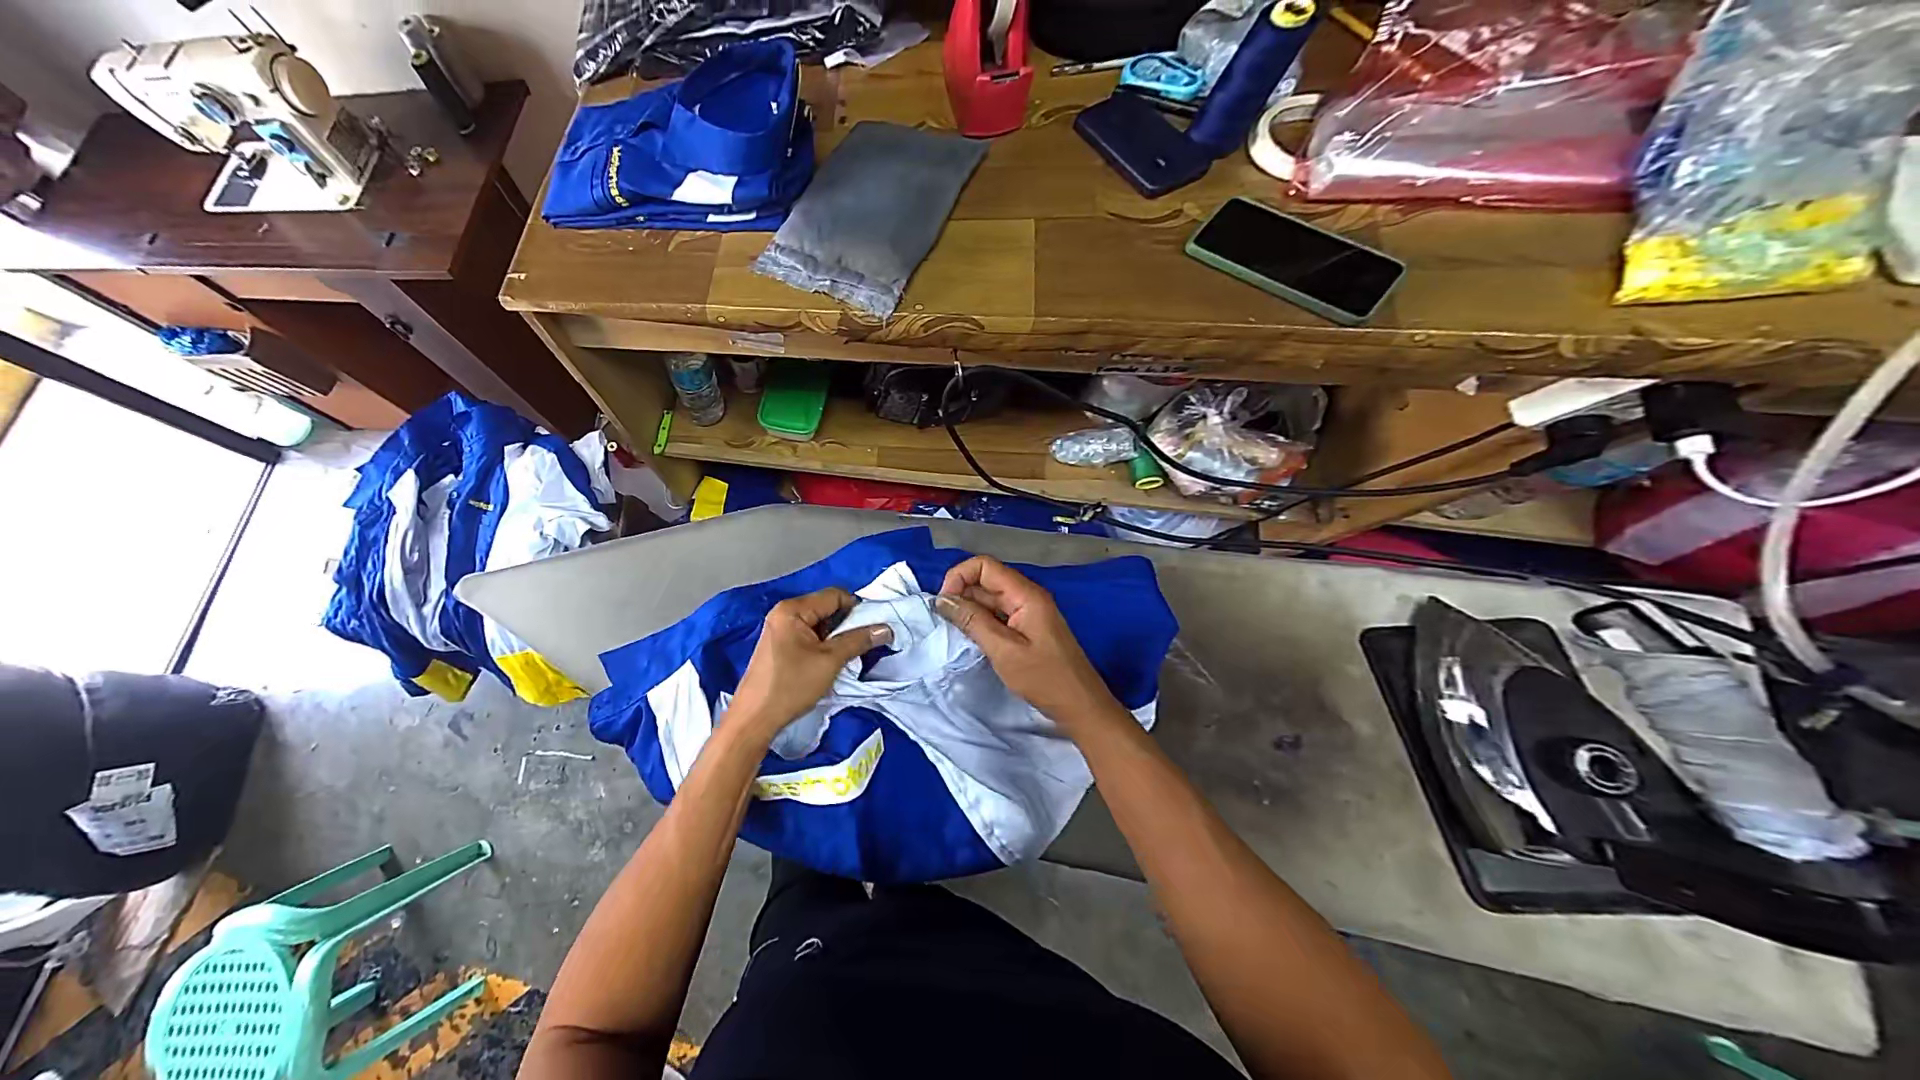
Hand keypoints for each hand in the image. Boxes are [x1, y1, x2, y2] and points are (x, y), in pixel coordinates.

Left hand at [729, 588, 891, 743]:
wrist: (755, 719)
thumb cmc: (791, 686)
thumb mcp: (830, 661)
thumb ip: (859, 640)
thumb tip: (885, 629)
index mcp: (793, 609)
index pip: (835, 595)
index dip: (856, 609)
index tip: (870, 630)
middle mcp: (784, 613)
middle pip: (827, 608)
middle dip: (846, 625)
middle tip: (860, 645)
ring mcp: (779, 629)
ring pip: (819, 624)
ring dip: (835, 638)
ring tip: (844, 658)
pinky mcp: (779, 645)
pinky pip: (808, 636)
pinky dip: (823, 646)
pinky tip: (828, 663)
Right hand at [934, 556, 1120, 727]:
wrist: (1081, 705)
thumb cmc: (1044, 679)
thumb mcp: (1004, 650)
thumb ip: (973, 621)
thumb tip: (943, 599)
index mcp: (1026, 594)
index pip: (985, 566)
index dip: (959, 577)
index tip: (944, 604)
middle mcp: (1028, 596)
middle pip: (987, 580)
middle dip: (961, 594)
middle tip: (946, 623)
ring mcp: (1029, 612)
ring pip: (991, 598)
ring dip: (970, 609)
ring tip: (956, 632)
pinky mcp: (1028, 628)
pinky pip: (999, 614)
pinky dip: (982, 621)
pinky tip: (972, 638)